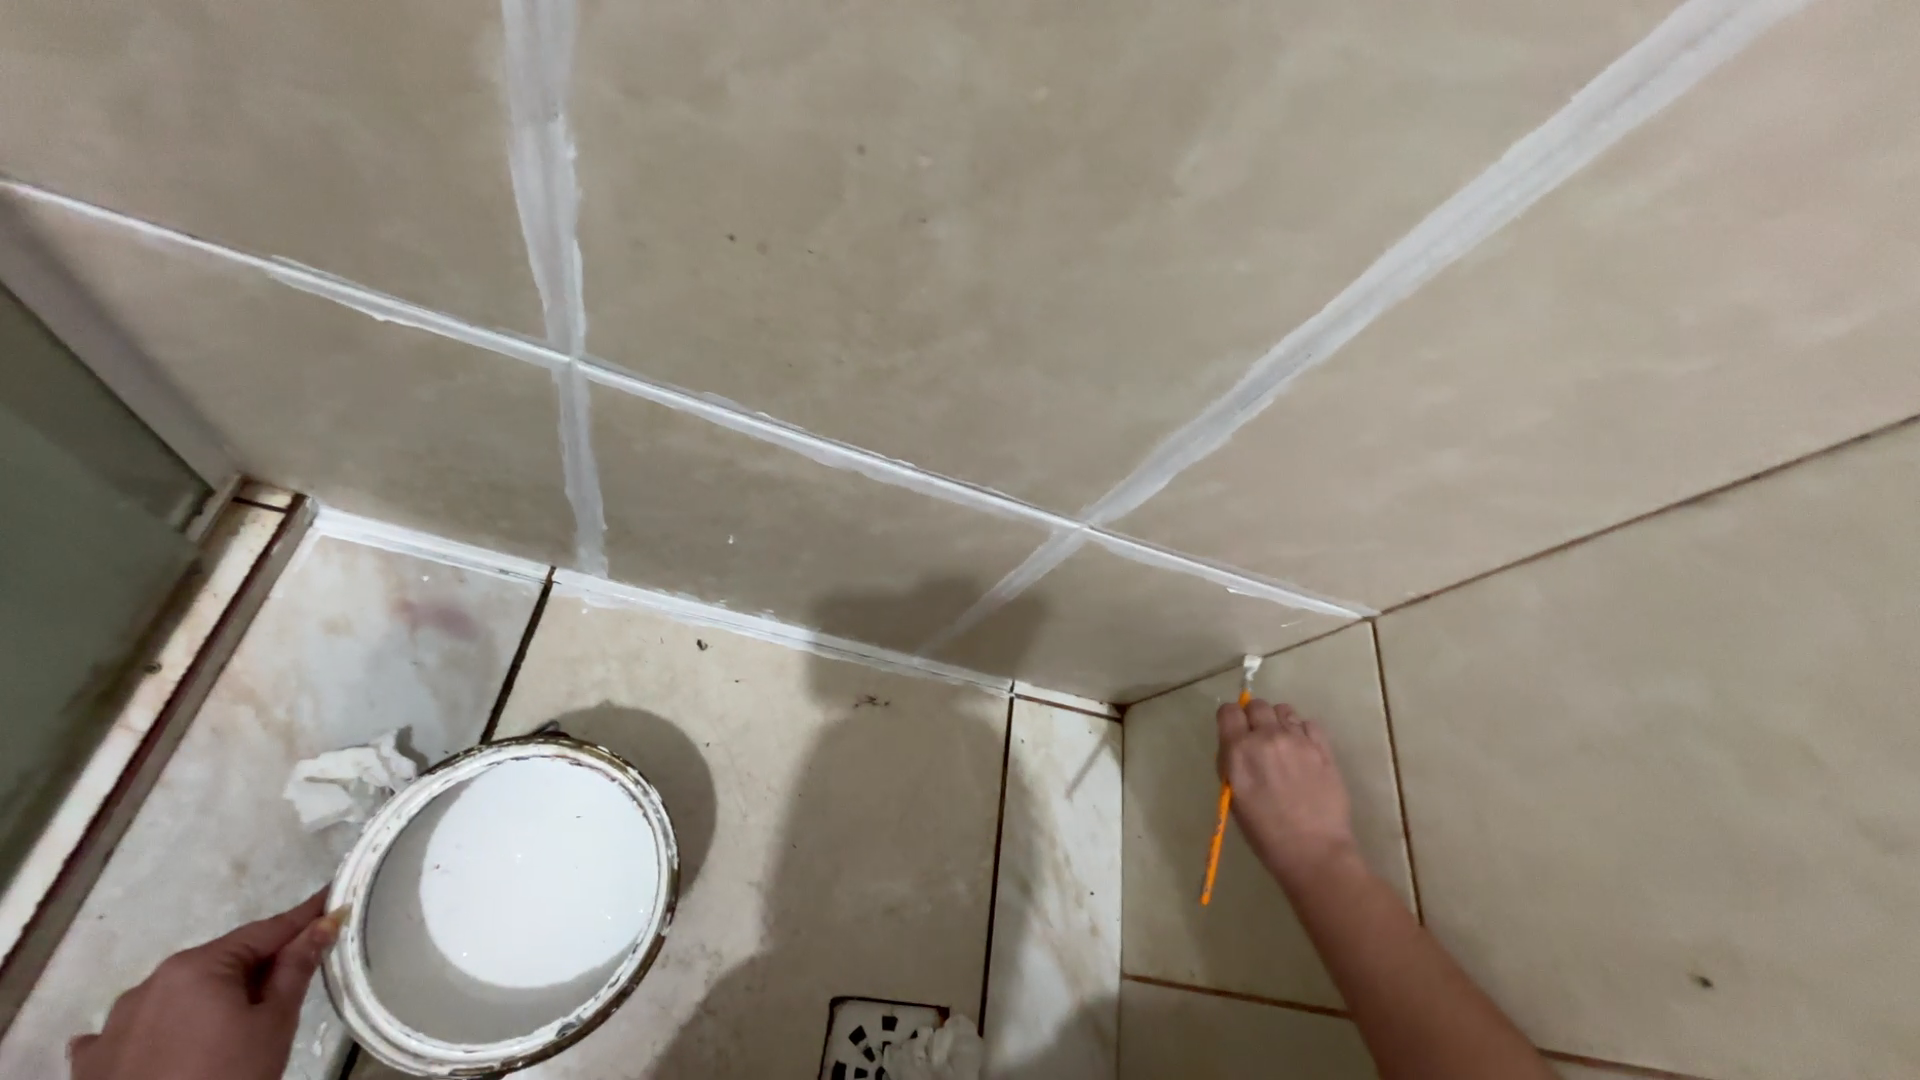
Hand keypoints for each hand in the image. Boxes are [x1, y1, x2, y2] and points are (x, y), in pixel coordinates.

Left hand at [68, 893, 339, 1079]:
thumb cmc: (228, 1075)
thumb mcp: (276, 1021)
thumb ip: (297, 967)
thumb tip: (323, 924)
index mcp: (198, 967)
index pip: (267, 930)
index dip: (306, 917)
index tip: (335, 901)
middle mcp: (150, 983)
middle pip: (223, 960)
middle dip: (259, 963)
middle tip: (295, 976)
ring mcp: (114, 1024)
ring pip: (180, 992)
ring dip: (210, 994)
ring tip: (234, 1018)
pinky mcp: (92, 1062)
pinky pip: (129, 1029)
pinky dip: (156, 1026)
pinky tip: (160, 1038)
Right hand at [1217, 698, 1357, 883]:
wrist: (1314, 851)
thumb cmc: (1264, 832)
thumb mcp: (1232, 796)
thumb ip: (1231, 762)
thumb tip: (1236, 744)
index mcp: (1239, 750)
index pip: (1228, 711)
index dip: (1230, 719)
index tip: (1234, 730)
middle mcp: (1267, 737)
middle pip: (1257, 705)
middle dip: (1254, 718)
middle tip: (1258, 739)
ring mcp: (1298, 740)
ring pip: (1284, 710)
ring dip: (1278, 722)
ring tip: (1283, 744)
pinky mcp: (1323, 748)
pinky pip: (1309, 723)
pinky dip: (1302, 732)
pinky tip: (1302, 751)